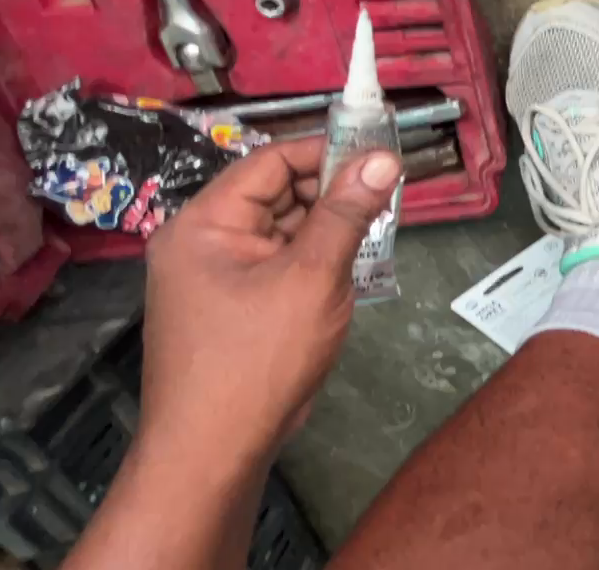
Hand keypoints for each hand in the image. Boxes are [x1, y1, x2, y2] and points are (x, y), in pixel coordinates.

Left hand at [139, 139, 400, 470]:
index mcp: (206, 225)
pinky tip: (362, 256)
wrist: (219, 446)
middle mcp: (207, 241)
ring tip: (384, 223)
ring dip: (337, 221)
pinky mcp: (243, 298)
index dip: (328, 151)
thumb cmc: (260, 354)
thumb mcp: (314, 274)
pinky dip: (326, 249)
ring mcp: (223, 273)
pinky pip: (289, 254)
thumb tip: (383, 159)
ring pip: (290, 223)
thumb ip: (348, 212)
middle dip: (338, 188)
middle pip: (282, 191)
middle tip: (392, 191)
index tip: (384, 154)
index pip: (272, 163)